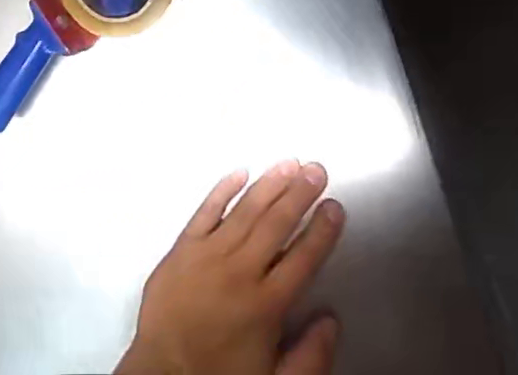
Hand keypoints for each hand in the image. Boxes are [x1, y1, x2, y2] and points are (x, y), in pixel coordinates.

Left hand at [116, 162, 345, 374]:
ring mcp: (209, 255)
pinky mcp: (182, 249)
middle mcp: (240, 271)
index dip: (322, 230)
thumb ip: (309, 356)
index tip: (335, 206)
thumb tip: (331, 319)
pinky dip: (223, 190)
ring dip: (270, 184)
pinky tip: (240, 173)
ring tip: (289, 163)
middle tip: (317, 168)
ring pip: (245, 210)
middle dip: (300, 194)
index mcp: (266, 304)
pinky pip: (205, 212)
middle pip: (276, 224)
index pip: (303, 258)